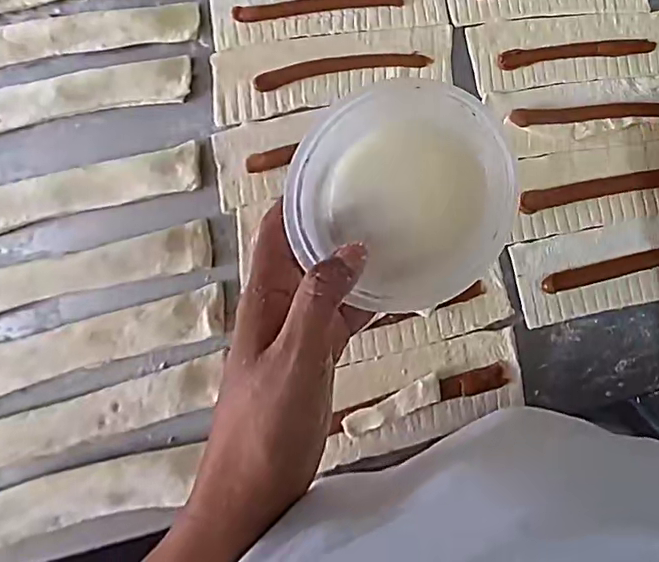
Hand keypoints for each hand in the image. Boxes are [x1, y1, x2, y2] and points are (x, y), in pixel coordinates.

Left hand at [153, 203, 371, 561]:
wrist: (255, 494)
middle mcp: (283, 304)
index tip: (328, 164)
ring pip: (334, 274)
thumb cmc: (262, 429)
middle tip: (378, 188)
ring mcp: (302, 327)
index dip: (295, 194)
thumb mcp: (294, 358)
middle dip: (337, 215)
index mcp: (265, 299)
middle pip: (308, 245)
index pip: (274, 230)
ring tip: (397, 225)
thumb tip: (352, 247)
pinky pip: (351, 308)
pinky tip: (402, 284)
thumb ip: (320, 301)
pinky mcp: (321, 349)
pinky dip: (375, 292)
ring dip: (360, 252)